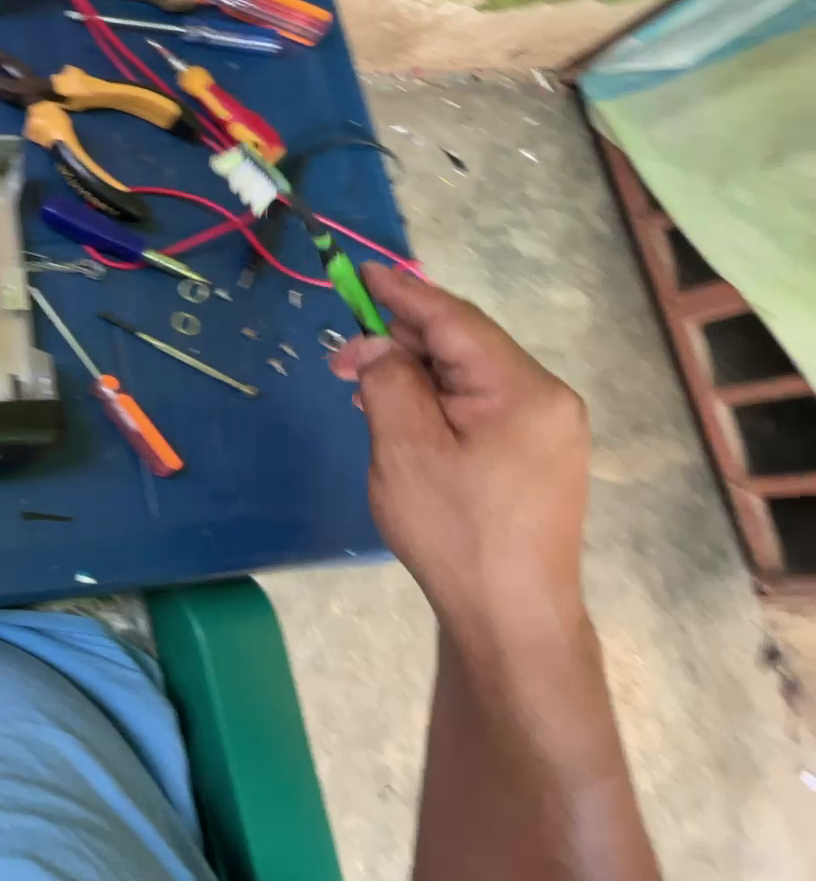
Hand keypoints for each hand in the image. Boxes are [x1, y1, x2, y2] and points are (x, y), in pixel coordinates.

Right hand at [331, 263, 589, 629]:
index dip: (403, 293)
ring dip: (408, 372)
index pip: (455, 321)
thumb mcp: (405, 450)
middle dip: (397, 340)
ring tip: (357, 385)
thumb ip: (389, 383)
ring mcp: (541, 429)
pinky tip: (393, 412)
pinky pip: (470, 406)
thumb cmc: (452, 527)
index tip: (360, 271)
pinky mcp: (528, 455)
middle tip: (337, 356)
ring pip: (463, 378)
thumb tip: (376, 344)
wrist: (507, 610)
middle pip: (461, 346)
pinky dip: (426, 399)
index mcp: (521, 390)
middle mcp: (542, 399)